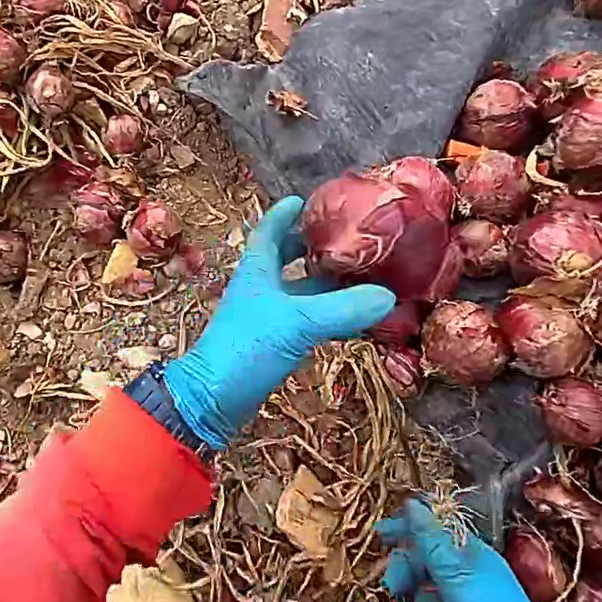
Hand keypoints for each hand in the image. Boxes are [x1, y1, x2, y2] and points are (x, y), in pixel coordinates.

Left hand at [162, 195, 395, 447]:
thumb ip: (342, 309)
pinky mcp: (275, 344)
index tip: (305, 201)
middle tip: (344, 239)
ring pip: (301, 292)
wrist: (214, 401)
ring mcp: (267, 317)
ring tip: (361, 276)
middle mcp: (261, 289)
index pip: (268, 230)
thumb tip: (387, 296)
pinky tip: (355, 321)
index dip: (284, 214)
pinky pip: (308, 321)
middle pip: (285, 258)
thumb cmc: (246, 348)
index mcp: (257, 270)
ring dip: (327, 284)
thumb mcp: (297, 322)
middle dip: (312, 247)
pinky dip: (330, 317)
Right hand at [378, 500, 601, 601]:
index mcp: (472, 554)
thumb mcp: (458, 584)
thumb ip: (433, 543)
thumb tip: (412, 502)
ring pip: (429, 595)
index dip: (407, 526)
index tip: (380, 535)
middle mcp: (471, 574)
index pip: (434, 526)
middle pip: (427, 560)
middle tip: (394, 590)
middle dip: (409, 575)